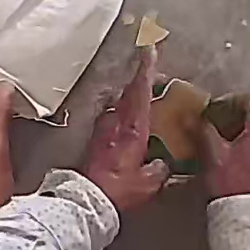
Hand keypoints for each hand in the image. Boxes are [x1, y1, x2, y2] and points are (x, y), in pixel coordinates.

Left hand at [82, 49, 168, 210]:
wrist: (87, 199)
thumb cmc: (119, 189)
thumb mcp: (147, 182)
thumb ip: (158, 169)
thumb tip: (162, 164)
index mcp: (133, 127)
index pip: (140, 91)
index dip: (146, 70)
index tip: (150, 50)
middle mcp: (116, 122)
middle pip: (130, 92)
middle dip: (142, 79)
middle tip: (153, 71)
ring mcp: (103, 127)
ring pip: (119, 103)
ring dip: (130, 96)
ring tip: (143, 96)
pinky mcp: (94, 138)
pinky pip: (112, 116)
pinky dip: (121, 112)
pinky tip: (126, 120)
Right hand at [201, 96, 249, 200]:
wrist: (247, 215)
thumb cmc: (231, 180)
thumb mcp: (212, 152)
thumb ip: (203, 129)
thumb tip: (192, 115)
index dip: (234, 100)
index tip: (218, 107)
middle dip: (237, 117)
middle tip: (217, 123)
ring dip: (243, 133)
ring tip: (222, 141)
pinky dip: (249, 147)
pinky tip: (233, 157)